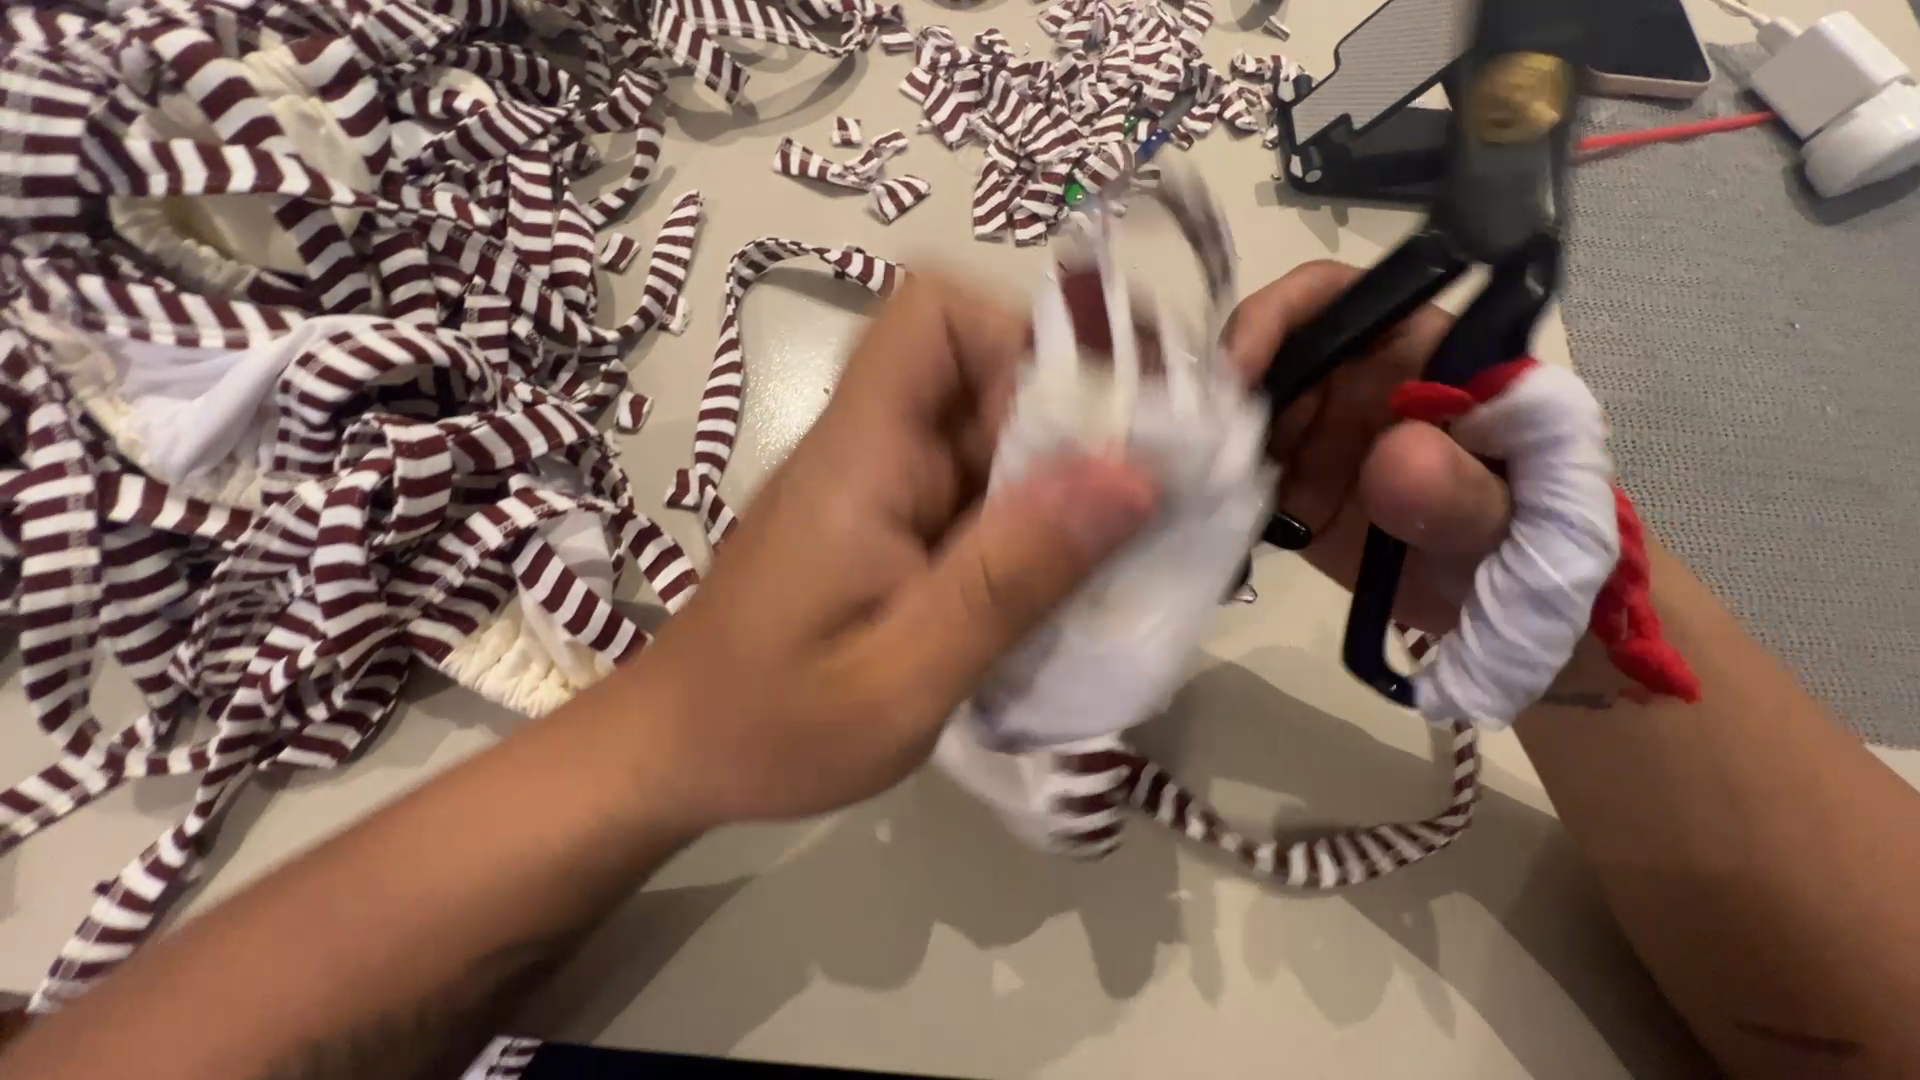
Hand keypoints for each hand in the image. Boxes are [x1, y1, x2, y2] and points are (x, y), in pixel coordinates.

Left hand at [637, 271, 1157, 827]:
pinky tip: (1053, 588)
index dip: (1019, 340)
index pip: (933, 319)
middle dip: (1069, 427)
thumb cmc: (775, 727)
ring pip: (989, 437)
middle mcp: (869, 449)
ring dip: (1057, 484)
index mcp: (860, 458)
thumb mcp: (907, 676)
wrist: (681, 753)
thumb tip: (1133, 477)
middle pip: (981, 375)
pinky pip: (975, 493)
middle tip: (1135, 509)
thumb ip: (1011, 578)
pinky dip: (1027, 525)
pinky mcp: (886, 526)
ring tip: (1109, 558)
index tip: (1086, 425)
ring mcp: (878, 488)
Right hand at [1225, 261, 1513, 630]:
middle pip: (1260, 355)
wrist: (1490, 609)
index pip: (1331, 297)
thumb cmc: (1520, 543)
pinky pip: (1226, 473)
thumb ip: (1467, 488)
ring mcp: (1305, 437)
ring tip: (1185, 481)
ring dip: (1203, 440)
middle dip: (1219, 389)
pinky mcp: (1278, 487)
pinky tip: (1193, 509)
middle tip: (1189, 440)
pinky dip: (1204, 488)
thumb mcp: (1515, 518)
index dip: (1276, 316)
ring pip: (1232, 413)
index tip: (1237, 367)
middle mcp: (1344, 383)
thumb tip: (1395, 455)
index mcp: (1409, 353)